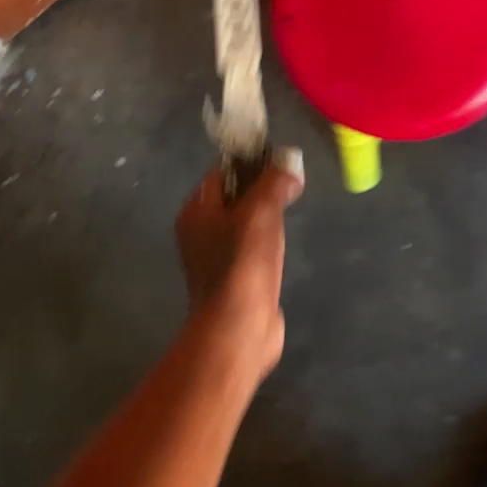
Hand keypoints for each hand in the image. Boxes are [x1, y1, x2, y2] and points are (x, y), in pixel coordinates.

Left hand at [174, 148, 303, 379]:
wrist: (240, 325)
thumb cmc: (244, 261)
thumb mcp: (262, 209)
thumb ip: (275, 180)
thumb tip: (290, 161)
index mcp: (196, 211)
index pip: (222, 172)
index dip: (250, 161)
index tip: (281, 160)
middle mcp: (198, 232)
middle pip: (233, 197)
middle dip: (260, 189)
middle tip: (290, 185)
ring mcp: (213, 259)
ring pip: (242, 224)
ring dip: (265, 217)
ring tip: (290, 211)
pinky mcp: (232, 281)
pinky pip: (250, 249)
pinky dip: (266, 243)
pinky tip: (282, 247)